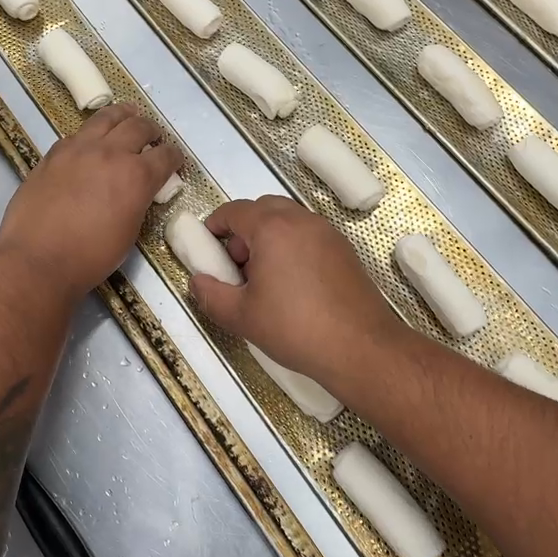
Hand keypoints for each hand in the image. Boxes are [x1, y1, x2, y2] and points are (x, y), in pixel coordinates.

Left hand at [0, 104, 184, 301]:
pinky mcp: (54, 153)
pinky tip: (90, 142)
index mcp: (137, 176)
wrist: (37, 260)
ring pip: (106, 118)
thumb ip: (138, 202)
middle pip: (139, 127)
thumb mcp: (129, 233)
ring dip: (123, 116)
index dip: (174, 157)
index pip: (166, 156)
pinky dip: (92, 133)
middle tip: (153, 137)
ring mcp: (79, 149)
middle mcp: (111, 153)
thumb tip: (138, 192)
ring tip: (127, 116)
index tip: (174, 160)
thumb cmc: (89, 258)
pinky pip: (78, 133)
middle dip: (152, 131)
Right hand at [188, 196, 407, 386]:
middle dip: (244, 230)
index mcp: (272, 228)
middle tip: (236, 265)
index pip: (235, 211)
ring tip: (265, 278)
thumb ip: (210, 295)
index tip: (208, 246)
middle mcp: (300, 220)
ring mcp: (327, 232)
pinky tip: (293, 285)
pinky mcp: (344, 249)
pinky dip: (293, 246)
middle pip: (263, 209)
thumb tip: (197, 281)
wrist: (361, 347)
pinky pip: (309, 235)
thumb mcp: (241, 317)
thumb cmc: (295, 328)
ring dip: (269, 237)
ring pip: (288, 220)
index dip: (216, 225)